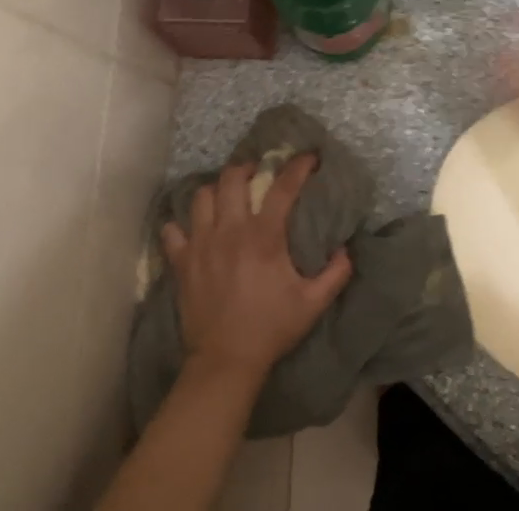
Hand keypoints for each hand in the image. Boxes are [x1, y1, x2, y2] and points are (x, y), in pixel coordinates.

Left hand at [161, 155, 352, 375]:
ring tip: (226, 196)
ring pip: (201, 197)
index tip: (308, 157)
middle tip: (257, 173)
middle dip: (247, 168)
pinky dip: (181, 224)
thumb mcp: (313, 303)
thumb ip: (336, 273)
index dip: (297, 167)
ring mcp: (200, 244)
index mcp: (263, 237)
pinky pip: (172, 230)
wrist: (226, 361)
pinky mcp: (181, 262)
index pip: (282, 188)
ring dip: (216, 190)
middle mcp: (229, 231)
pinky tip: (192, 229)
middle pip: (232, 178)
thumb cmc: (271, 328)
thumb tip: (346, 249)